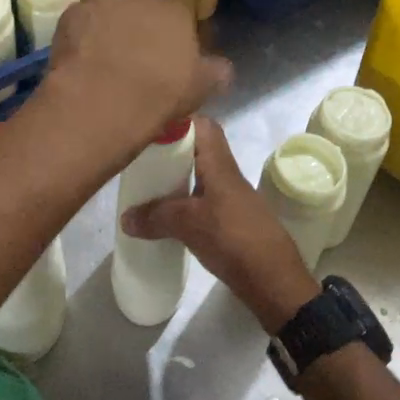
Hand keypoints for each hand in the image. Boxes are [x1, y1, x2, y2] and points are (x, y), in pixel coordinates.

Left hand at [38, 0, 231, 151]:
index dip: (171, 43)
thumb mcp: (201, 90)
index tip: (165, 66)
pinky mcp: (73, 14)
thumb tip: (222, 69)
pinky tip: (80, 63)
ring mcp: (104, 4)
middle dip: (140, 32)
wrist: (101, 99)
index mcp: (176, 13)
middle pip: (142, 13)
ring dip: (108, 33)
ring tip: (103, 66)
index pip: (178, 21)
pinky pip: (80, 24)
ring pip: (109, 16)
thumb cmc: (159, 95)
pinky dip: (81, 39)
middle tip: (134, 65)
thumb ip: (216, 73)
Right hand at [121, 118, 320, 332]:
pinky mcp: (230, 220)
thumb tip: (126, 218)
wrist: (274, 280)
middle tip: (142, 159)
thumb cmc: (232, 238)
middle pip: (198, 149)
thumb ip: (155, 217)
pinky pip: (202, 200)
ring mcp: (230, 198)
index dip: (179, 120)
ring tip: (148, 186)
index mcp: (219, 164)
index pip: (203, 125)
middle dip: (171, 151)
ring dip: (177, 178)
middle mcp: (226, 174)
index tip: (152, 128)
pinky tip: (167, 215)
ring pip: (200, 176)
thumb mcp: (188, 224)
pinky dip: (184, 202)